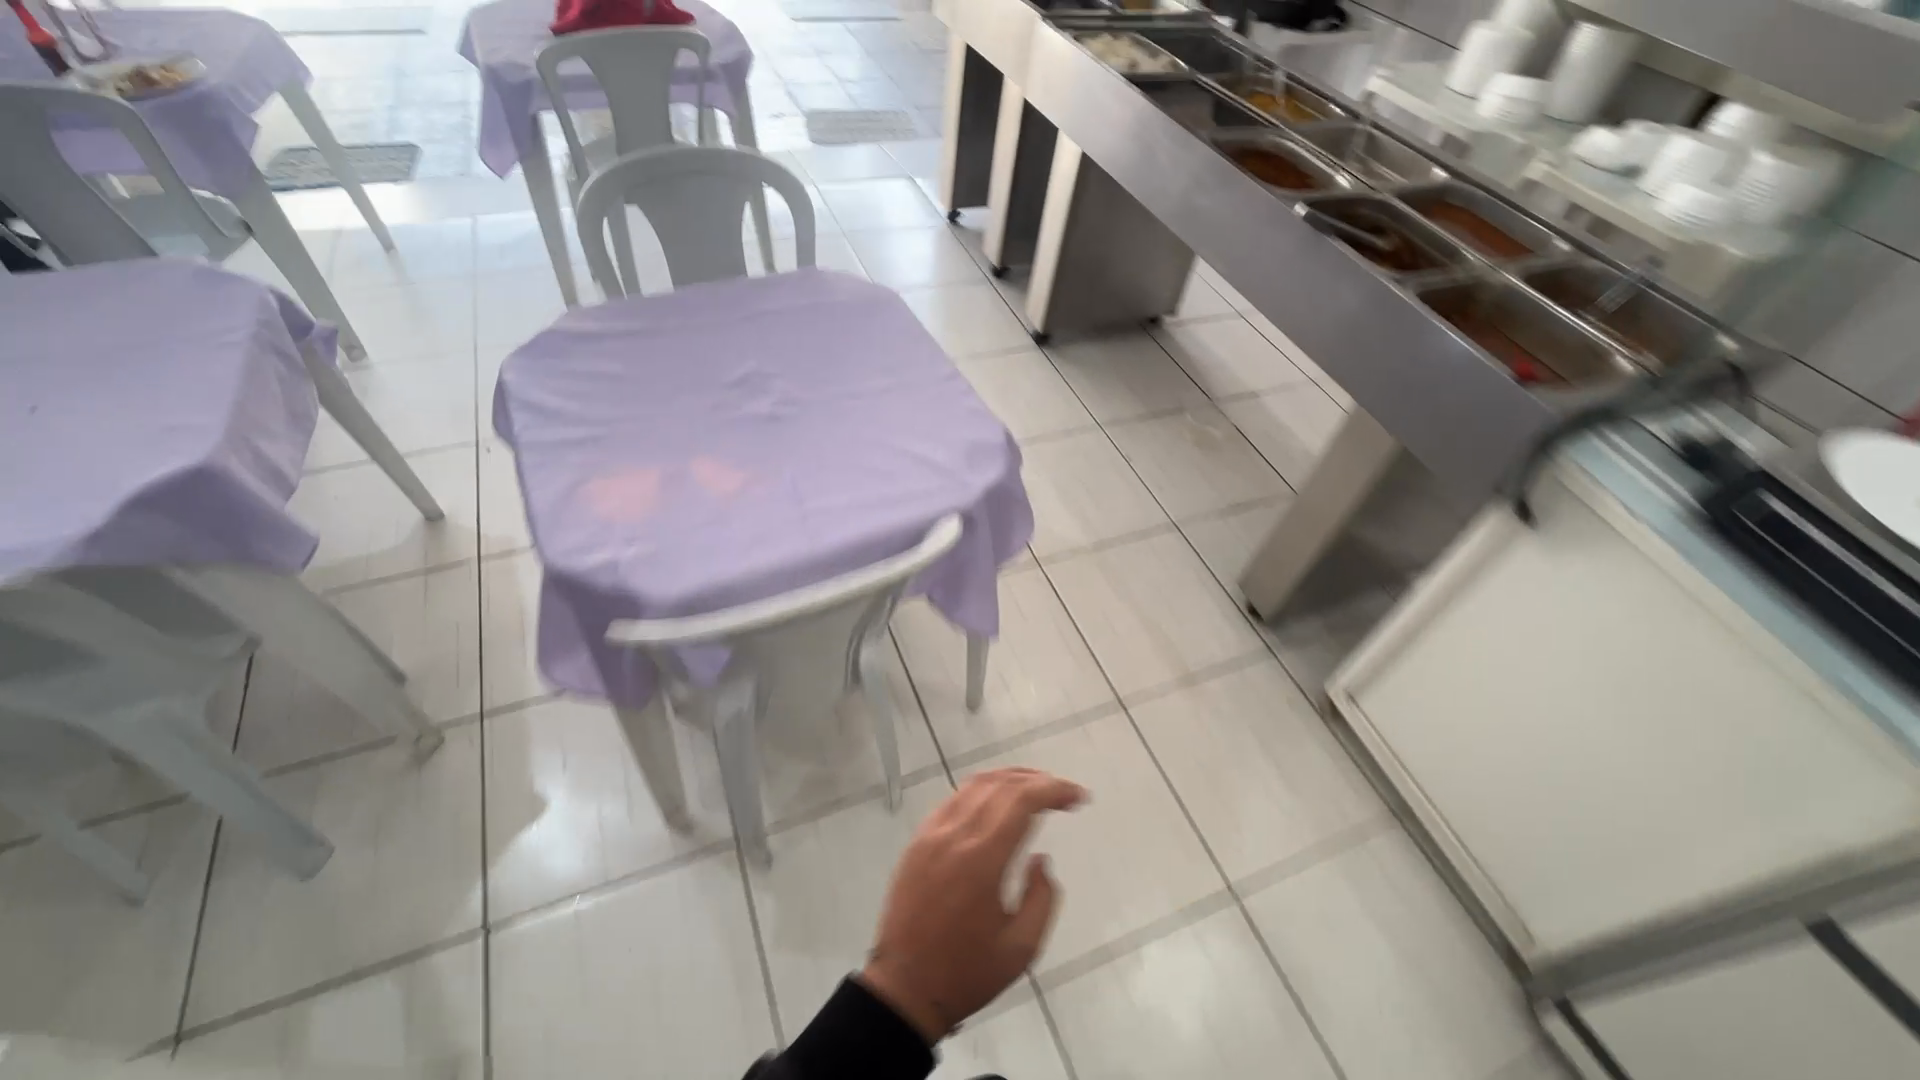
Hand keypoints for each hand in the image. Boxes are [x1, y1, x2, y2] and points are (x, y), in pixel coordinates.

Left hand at [859, 767, 1086, 1043]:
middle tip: (1063, 794)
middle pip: (999, 785)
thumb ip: (1042, 897)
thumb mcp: (1021, 947)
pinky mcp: (916, 843)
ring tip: (1034, 791)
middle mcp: (954, 835)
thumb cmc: (967, 972)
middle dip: (1037, 781)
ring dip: (1008, 780)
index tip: (1078, 798)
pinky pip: (951, 801)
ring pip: (972, 786)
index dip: (1054, 790)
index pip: (1022, 800)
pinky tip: (994, 806)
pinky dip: (979, 792)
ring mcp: (930, 835)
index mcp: (982, 859)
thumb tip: (1039, 859)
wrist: (903, 988)